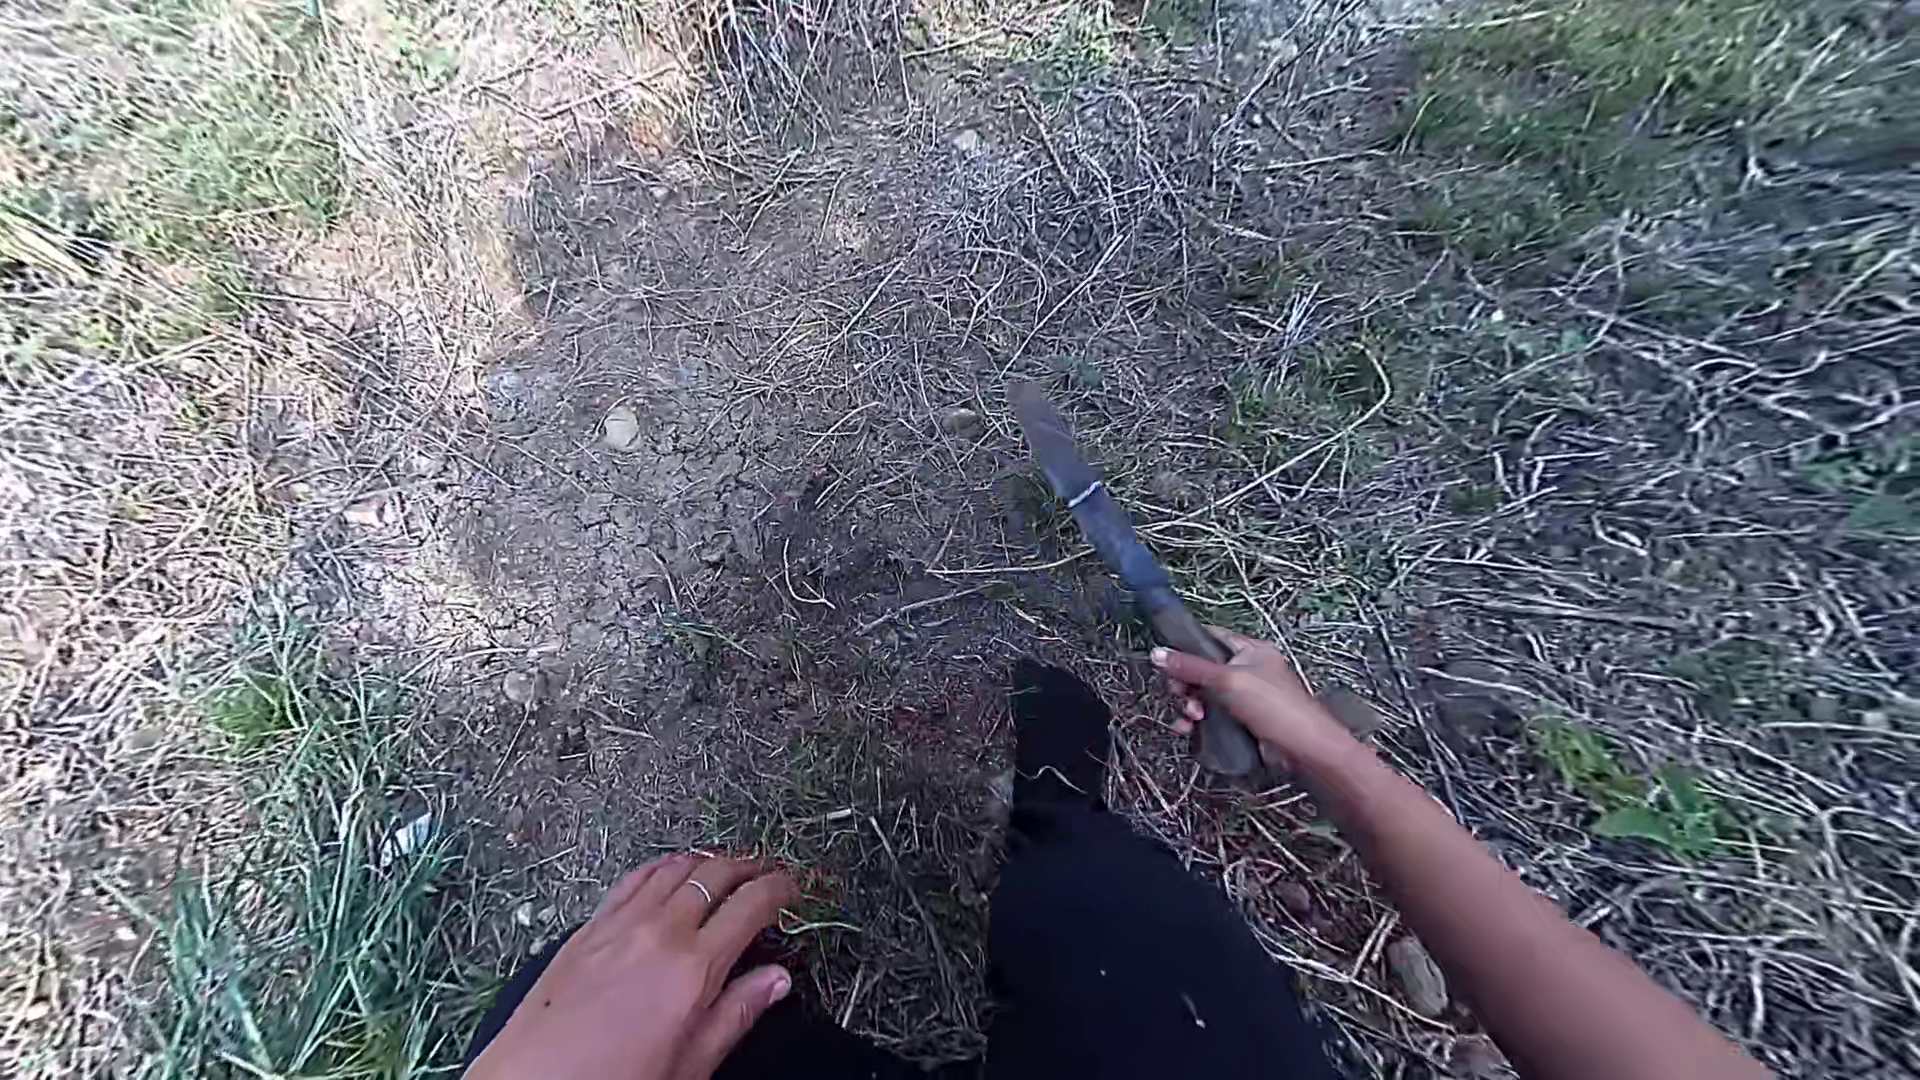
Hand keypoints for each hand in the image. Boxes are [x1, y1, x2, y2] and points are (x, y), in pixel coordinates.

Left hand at [466, 854, 798, 1079]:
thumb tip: (779, 977)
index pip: (753, 903)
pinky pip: (638, 876)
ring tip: (725, 870)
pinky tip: (673, 872)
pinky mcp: (591, 926)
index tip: (791, 888)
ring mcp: (623, 923)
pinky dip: (666, 865)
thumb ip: (736, 1015)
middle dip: (751, 866)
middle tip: (764, 876)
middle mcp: (661, 932)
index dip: (780, 887)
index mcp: (692, 970)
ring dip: (711, 860)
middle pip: (720, 872)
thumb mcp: (685, 1071)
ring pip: (681, 865)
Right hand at [1152, 627, 1360, 771]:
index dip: (1187, 645)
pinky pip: (1209, 714)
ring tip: (1192, 716)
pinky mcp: (1239, 720)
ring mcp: (1243, 696)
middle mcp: (1246, 670)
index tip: (1168, 658)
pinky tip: (1189, 729)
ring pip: (1202, 694)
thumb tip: (1157, 653)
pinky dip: (1196, 721)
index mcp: (1250, 650)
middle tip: (1180, 694)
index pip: (1211, 637)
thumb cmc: (1276, 707)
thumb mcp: (1228, 680)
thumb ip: (1190, 667)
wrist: (1306, 752)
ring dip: (1189, 704)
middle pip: (1200, 668)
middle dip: (1185, 684)